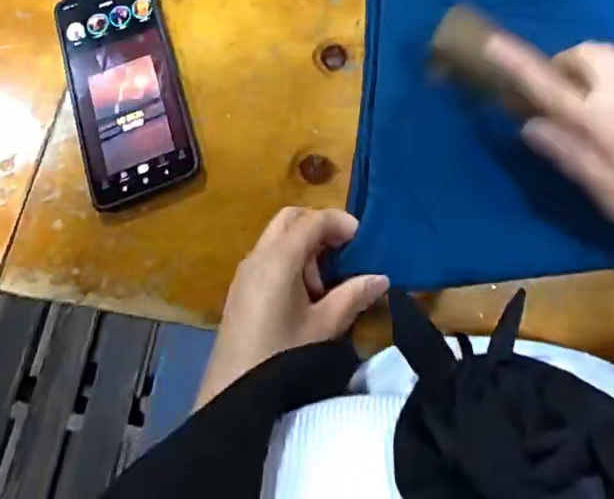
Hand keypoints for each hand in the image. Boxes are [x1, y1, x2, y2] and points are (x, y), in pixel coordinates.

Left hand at [196, 207, 389, 406]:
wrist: (232, 395)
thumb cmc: (282, 357)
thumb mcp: (324, 327)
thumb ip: (354, 296)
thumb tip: (381, 278)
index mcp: (279, 257)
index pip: (313, 220)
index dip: (341, 223)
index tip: (363, 241)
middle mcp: (258, 254)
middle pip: (291, 218)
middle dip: (320, 228)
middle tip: (343, 254)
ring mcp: (246, 270)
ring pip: (278, 236)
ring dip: (305, 246)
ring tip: (324, 285)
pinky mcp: (240, 287)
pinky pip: (269, 255)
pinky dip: (290, 260)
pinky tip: (304, 297)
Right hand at [486, 36, 613, 273]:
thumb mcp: (610, 194)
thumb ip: (568, 154)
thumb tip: (529, 125)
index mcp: (605, 121)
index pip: (550, 85)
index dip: (517, 63)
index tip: (490, 41)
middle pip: (586, 53)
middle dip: (559, 61)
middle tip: (548, 93)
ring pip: (606, 59)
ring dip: (581, 68)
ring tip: (572, 102)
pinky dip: (601, 78)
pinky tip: (604, 114)